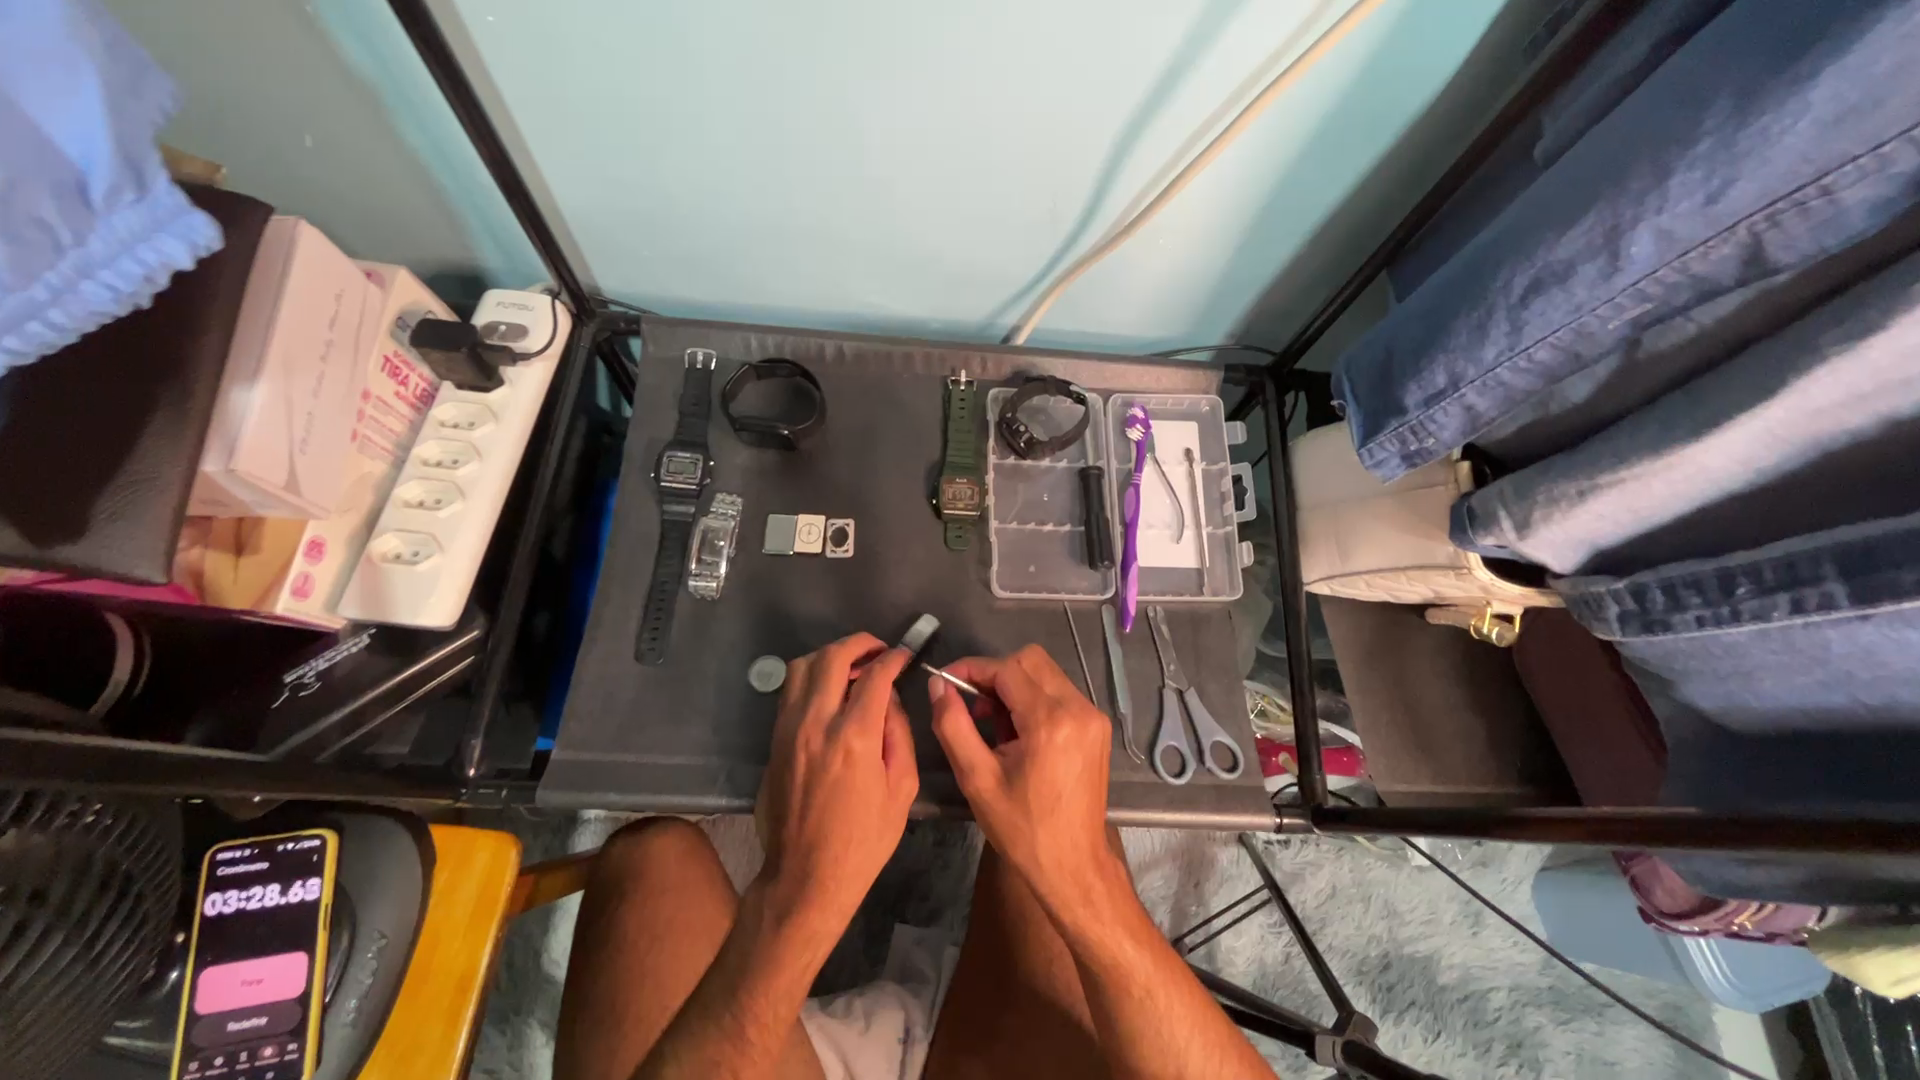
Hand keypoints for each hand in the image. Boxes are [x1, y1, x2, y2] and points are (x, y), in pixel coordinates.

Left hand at [756, 633, 918, 927]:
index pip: (874, 675)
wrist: (805, 877)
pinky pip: (789, 693)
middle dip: (859, 644)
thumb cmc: (863, 840)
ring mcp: (788, 730)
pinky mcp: (773, 741)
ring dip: (829, 657)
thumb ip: (899, 735)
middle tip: (878, 650)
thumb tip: (889, 700)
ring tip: (851, 667)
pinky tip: (829, 693)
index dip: (893, 657)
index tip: (904, 654)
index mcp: (854, 737)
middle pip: (832, 658)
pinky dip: (811, 679)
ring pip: (801, 667)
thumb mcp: (902, 790)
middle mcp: (815, 723)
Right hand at [928, 645, 1124, 918]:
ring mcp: (1093, 717)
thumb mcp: (976, 778)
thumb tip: (938, 686)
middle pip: (1030, 660)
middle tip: (972, 707)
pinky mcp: (1098, 728)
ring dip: (1014, 687)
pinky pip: (1060, 694)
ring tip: (994, 727)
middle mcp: (1079, 709)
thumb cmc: (1022, 829)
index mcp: (1050, 721)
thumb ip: (953, 725)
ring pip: (1046, 674)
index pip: (1006, 669)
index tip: (945, 682)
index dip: (971, 669)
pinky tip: (1018, 735)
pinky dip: (1034, 700)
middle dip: (995, 675)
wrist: (1073, 865)